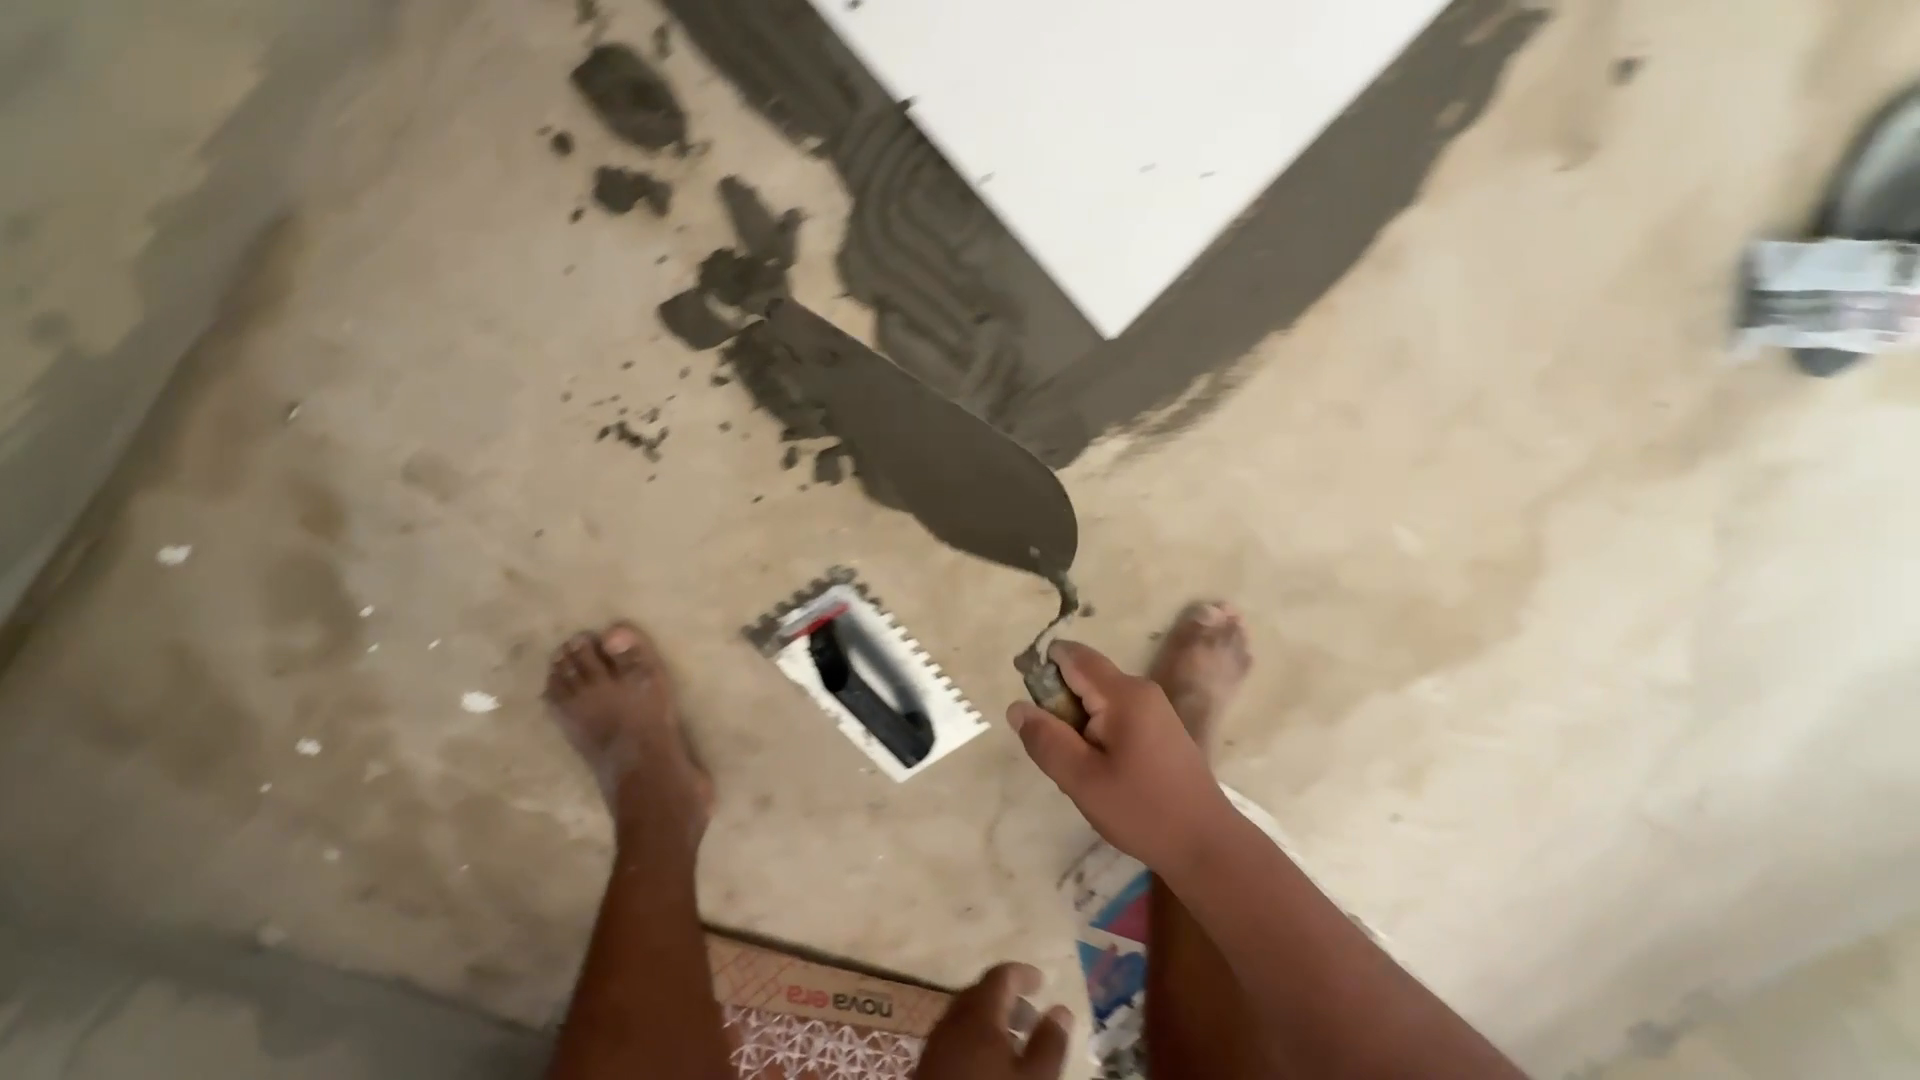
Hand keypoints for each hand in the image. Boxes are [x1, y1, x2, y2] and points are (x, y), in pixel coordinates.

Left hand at [914, 963, 1070, 1079]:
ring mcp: (937, 1041)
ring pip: (967, 1016)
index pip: (1000, 976)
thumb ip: (1049, 1043)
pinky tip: (990, 1062)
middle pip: (981, 993)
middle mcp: (953, 1018)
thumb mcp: (1033, 1078)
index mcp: (978, 1014)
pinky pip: (955, 1036)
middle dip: (1009, 998)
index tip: (1043, 982)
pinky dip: (976, 1037)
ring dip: (992, 1020)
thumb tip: (1060, 1010)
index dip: (1023, 974)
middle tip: (1033, 1016)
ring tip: (1016, 1043)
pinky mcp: (928, 1064)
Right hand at [1008, 641, 1234, 872]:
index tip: (1032, 715)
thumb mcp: (1081, 779)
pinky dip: (1099, 738)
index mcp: (1123, 693)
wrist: (1205, 844)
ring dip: (1079, 729)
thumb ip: (1045, 740)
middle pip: (1084, 679)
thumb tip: (1017, 707)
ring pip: (1097, 702)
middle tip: (1063, 759)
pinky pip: (1116, 718)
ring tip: (1084, 773)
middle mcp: (1141, 690)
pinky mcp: (1161, 730)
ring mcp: (1155, 710)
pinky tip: (1105, 776)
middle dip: (1061, 710)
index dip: (1042, 672)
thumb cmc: (1141, 810)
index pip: (1072, 656)